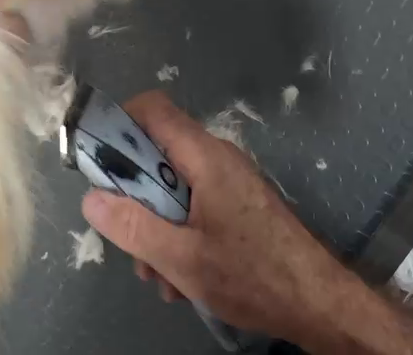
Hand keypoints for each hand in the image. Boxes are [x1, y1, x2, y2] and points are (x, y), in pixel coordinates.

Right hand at [79, 91, 347, 342]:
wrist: (322, 305)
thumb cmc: (252, 274)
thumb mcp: (182, 258)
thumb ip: (133, 227)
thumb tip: (90, 198)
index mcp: (203, 155)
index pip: (152, 108)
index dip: (119, 123)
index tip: (100, 161)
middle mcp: (215, 158)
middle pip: (157, 154)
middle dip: (135, 198)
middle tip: (130, 241)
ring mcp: (229, 182)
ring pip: (173, 188)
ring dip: (157, 227)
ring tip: (160, 276)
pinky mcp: (238, 207)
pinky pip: (194, 205)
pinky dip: (180, 235)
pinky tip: (184, 279)